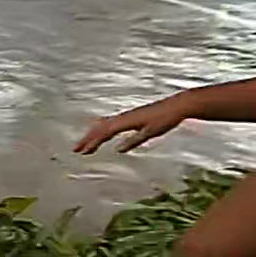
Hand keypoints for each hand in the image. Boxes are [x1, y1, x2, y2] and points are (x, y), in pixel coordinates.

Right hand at [74, 93, 196, 153]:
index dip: (92, 143)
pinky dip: (101, 129)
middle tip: (76, 150)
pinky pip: (109, 123)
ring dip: (92, 134)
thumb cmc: (166, 118)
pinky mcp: (130, 116)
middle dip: (87, 139)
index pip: (104, 133)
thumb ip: (134, 141)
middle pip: (99, 129)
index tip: (83, 152)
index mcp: (125, 122)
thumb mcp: (151, 132)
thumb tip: (119, 150)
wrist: (179, 104)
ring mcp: (125, 116)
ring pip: (103, 125)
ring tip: (85, 143)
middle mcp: (122, 118)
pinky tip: (102, 133)